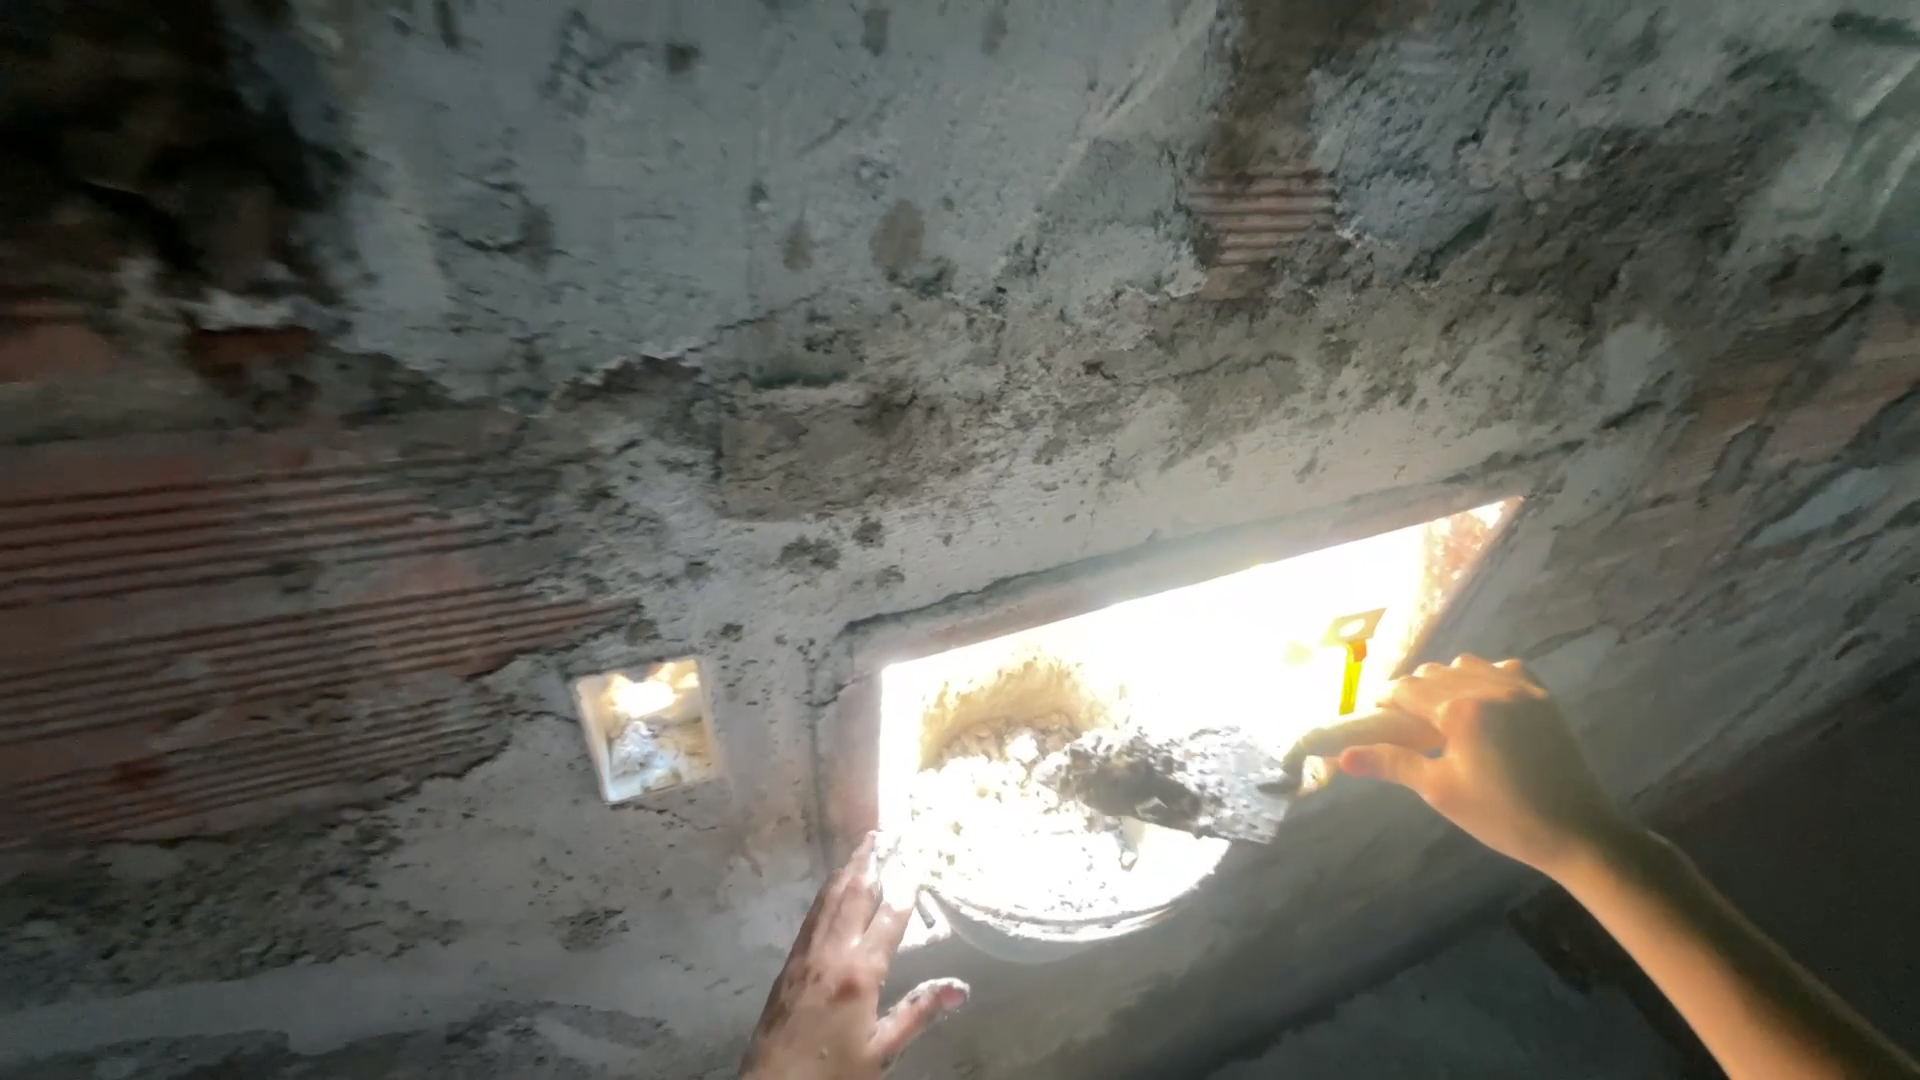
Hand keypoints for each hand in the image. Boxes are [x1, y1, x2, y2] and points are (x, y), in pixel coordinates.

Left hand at [741, 833, 968, 1079]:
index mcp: (861, 972)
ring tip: (863, 844)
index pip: (890, 916)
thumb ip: (918, 1012)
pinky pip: (814, 913)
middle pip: (857, 893)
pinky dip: (828, 890)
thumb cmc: (833, 1074)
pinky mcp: (791, 960)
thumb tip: (960, 988)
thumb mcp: (882, 1051)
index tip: (917, 857)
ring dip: (849, 868)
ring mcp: (808, 952)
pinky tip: (833, 884)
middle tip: (887, 833)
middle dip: (873, 861)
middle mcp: (834, 951)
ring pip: (832, 897)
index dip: (905, 885)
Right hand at [1336, 655, 1628, 877]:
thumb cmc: (1503, 816)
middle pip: (1431, 673)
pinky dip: (1484, 674)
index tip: (1376, 717)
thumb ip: (1390, 763)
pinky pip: (1504, 667)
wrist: (1581, 834)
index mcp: (1460, 712)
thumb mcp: (1439, 791)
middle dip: (1412, 691)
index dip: (1384, 700)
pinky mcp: (1543, 697)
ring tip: (1444, 711)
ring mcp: (1520, 689)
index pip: (1405, 689)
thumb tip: (1341, 756)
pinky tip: (1482, 700)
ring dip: (1445, 680)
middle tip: (1407, 722)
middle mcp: (1488, 688)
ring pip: (1465, 664)